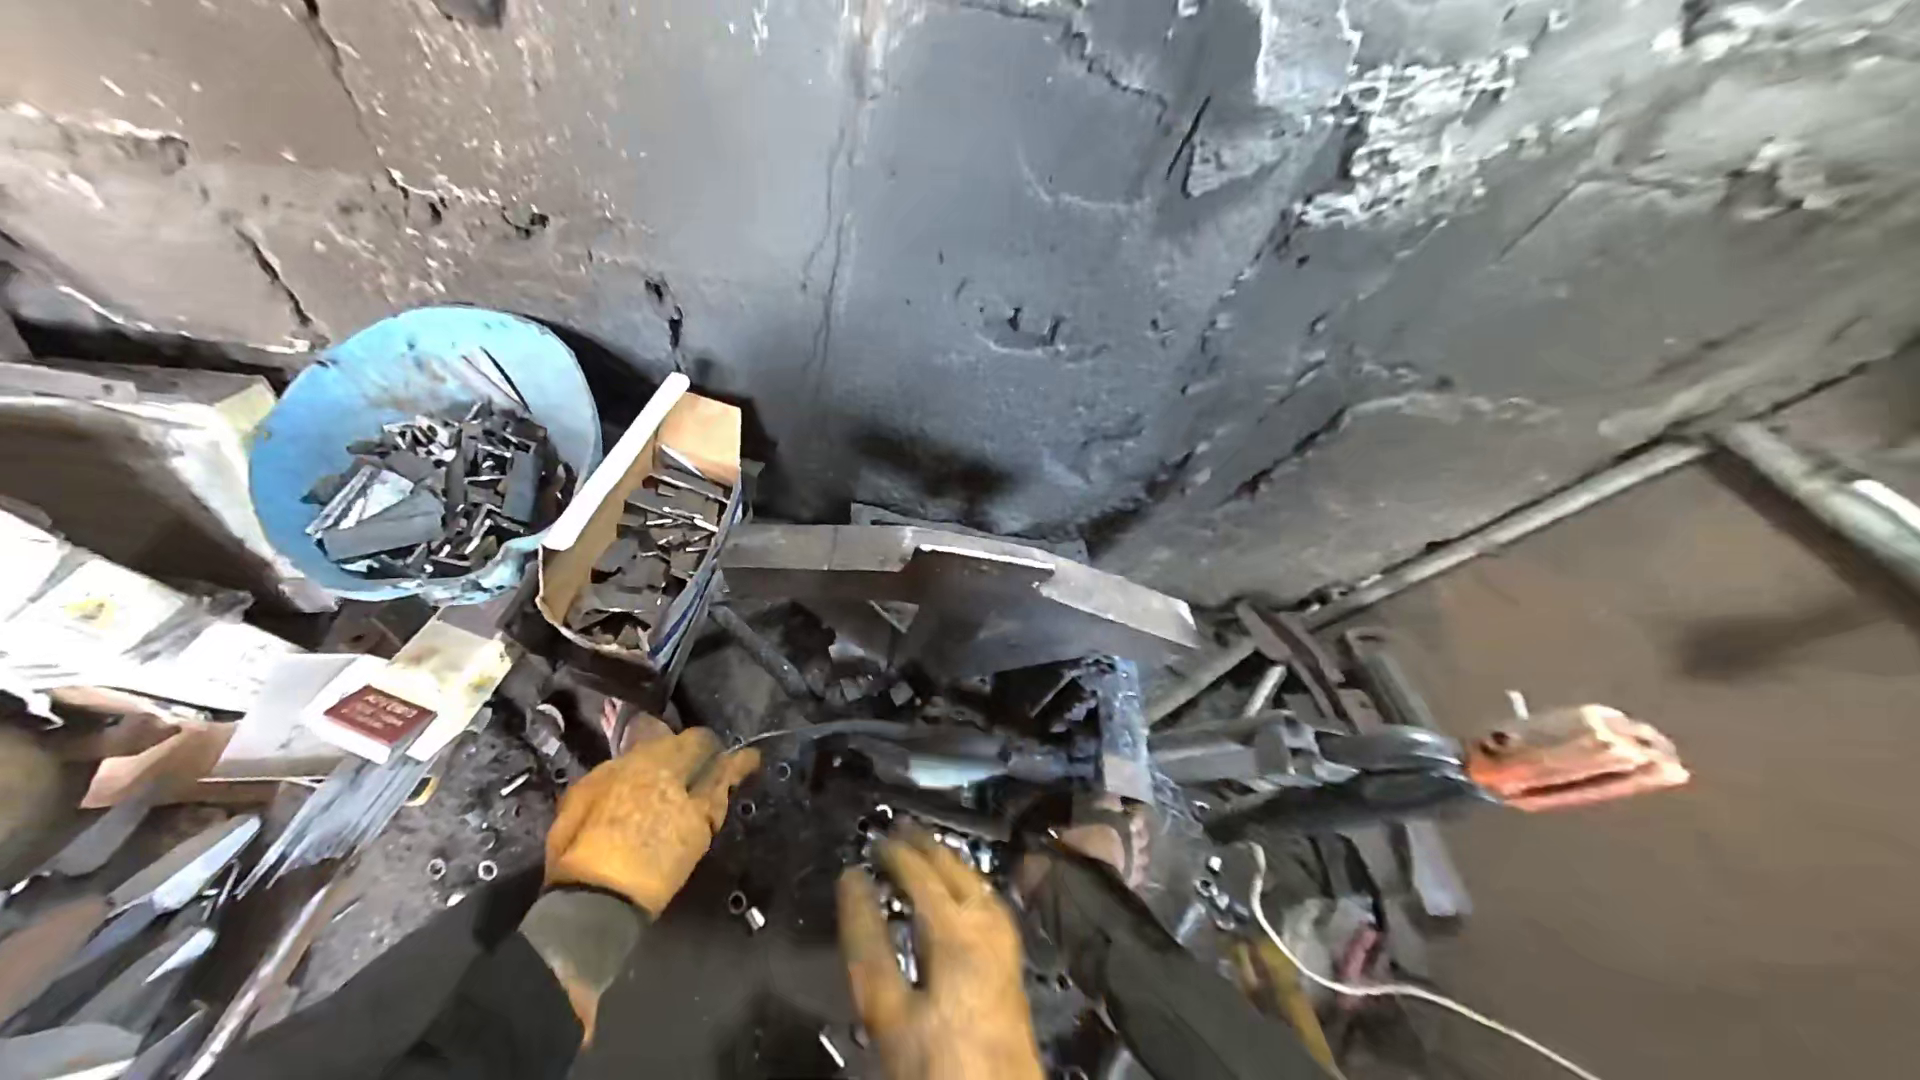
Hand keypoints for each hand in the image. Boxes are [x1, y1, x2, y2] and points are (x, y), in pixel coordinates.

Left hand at [545, 724, 759, 915]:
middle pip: (665, 745)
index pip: (699, 738)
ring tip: (658, 805)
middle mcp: (629, 756)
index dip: (715, 754)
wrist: (589, 902)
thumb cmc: (657, 860)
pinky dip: (624, 791)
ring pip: (636, 763)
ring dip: (651, 775)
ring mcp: (598, 776)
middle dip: (680, 762)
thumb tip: (745, 757)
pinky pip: (611, 782)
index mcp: (663, 758)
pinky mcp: (576, 798)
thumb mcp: (700, 824)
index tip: (723, 773)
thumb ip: (721, 783)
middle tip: (691, 792)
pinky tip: (626, 817)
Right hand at [837, 826, 1043, 1079]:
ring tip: (921, 849)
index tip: (870, 844)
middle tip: (895, 831)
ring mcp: (1005, 938)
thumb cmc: (935, 1062)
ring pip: (975, 879)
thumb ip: (867, 941)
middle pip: (953, 868)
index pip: (920, 874)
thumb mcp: (887, 1009)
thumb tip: (851, 882)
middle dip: (923, 845)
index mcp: (957, 930)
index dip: (894, 854)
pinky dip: (966, 880)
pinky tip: (958, 887)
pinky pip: (988, 897)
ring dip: (947, 859)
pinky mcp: (1012, 956)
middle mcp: (986, 922)